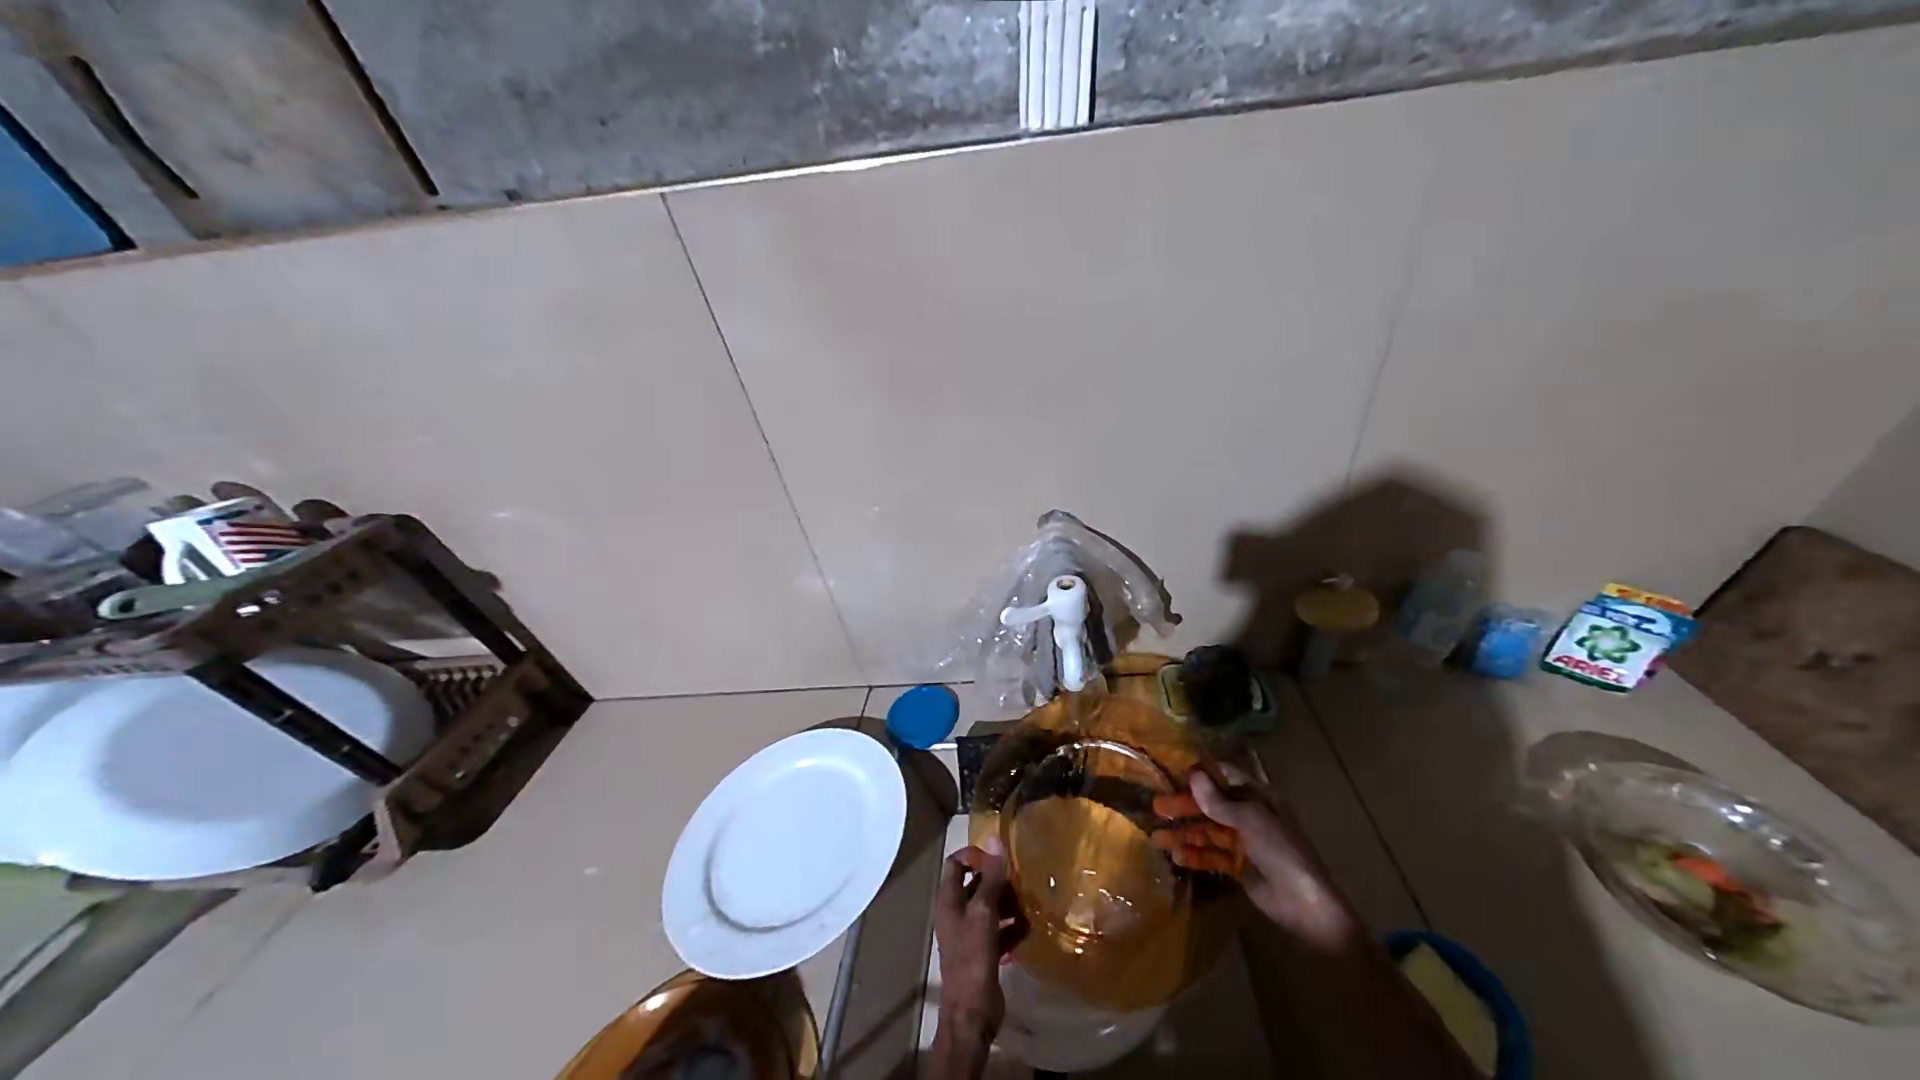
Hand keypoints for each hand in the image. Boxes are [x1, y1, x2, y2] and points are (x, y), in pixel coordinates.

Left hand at [933, 839, 1025, 1038]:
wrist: (972, 1011)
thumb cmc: (973, 957)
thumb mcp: (984, 913)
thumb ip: (991, 878)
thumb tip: (994, 838)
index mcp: (949, 901)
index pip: (955, 864)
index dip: (974, 856)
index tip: (998, 860)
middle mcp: (957, 913)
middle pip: (976, 885)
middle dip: (998, 881)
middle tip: (1021, 881)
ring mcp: (970, 934)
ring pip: (990, 908)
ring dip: (1009, 904)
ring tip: (1031, 903)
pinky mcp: (984, 952)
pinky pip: (1000, 931)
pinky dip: (1013, 928)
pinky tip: (1030, 928)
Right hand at [1154, 770, 1360, 951]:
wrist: (1307, 906)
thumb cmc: (1282, 852)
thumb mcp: (1250, 821)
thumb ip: (1218, 801)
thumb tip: (1193, 774)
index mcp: (1260, 798)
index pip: (1226, 777)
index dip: (1202, 775)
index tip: (1173, 773)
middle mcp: (1251, 816)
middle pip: (1212, 806)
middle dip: (1185, 806)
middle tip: (1157, 807)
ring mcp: (1246, 842)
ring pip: (1209, 832)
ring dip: (1185, 833)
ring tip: (1158, 838)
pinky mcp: (1240, 867)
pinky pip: (1213, 856)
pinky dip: (1195, 855)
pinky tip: (1177, 857)